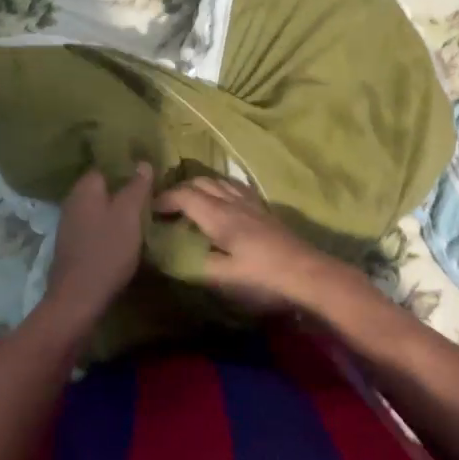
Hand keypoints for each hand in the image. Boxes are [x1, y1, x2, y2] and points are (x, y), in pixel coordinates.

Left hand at [43, 164, 151, 324]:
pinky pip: (94, 224)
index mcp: (85, 188)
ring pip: (98, 206)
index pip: (106, 165)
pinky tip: (123, 234)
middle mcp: (73, 200)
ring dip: (116, 209)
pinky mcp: (72, 243)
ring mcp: (70, 223)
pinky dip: (108, 225)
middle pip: (102, 186)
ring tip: (141, 214)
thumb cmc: (107, 251)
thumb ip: (136, 187)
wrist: (78, 297)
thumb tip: (142, 162)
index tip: (148, 172)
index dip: (127, 166)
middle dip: (123, 188)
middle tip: (150, 194)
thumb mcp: (128, 215)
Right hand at [153, 177, 360, 313]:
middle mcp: (232, 201)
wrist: (308, 274)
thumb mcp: (223, 277)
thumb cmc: (263, 277)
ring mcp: (250, 202)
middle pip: (199, 182)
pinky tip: (220, 204)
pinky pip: (234, 187)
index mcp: (219, 215)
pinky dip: (218, 189)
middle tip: (166, 208)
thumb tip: (168, 256)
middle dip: (178, 190)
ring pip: (218, 181)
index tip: (150, 212)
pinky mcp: (263, 209)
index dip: (163, 199)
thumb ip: (194, 264)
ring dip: (198, 187)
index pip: (184, 195)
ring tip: (188, 204)